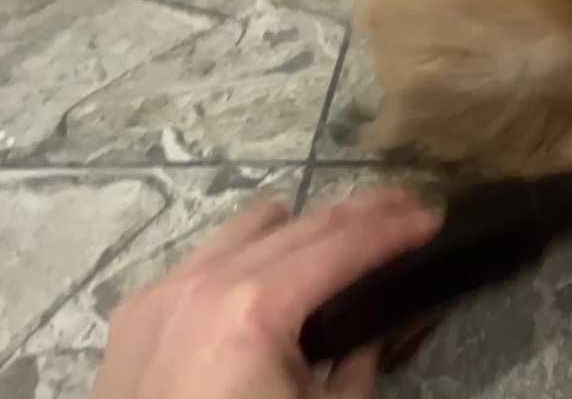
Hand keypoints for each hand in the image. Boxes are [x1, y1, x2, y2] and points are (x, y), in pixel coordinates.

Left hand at [91, 190, 439, 398]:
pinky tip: (272, 278)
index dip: (397, 228)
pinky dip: (252, 252)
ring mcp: (166, 290)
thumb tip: (368, 331)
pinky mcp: (136, 311)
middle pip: (310, 220)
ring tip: (342, 242)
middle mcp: (209, 282)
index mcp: (255, 311)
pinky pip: (210, 253)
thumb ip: (358, 363)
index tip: (434, 217)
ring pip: (258, 221)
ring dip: (308, 225)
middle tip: (409, 209)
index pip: (346, 245)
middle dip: (367, 213)